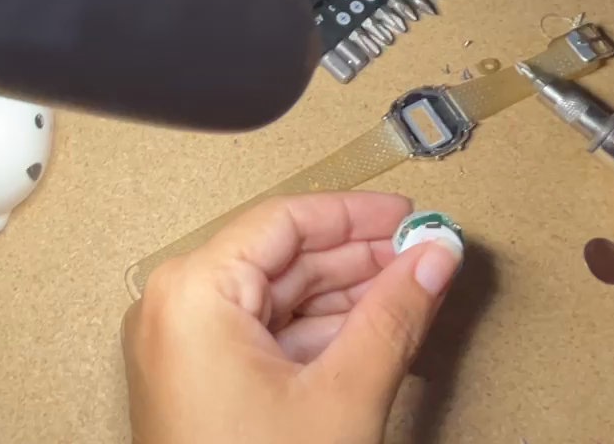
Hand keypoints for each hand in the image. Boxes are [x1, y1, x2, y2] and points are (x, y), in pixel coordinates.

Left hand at [123, 192, 461, 443]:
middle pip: (282, 256)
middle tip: (422, 251)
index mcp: (194, 290)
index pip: (285, 221)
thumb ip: (393, 315)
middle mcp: (178, 303)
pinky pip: (265, 332)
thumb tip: (435, 257)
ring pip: (277, 295)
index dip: (354, 214)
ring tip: (409, 285)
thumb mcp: (342, 399)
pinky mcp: (199, 376)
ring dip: (344, 293)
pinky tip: (372, 325)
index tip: (409, 214)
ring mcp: (185, 341)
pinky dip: (319, 330)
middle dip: (357, 255)